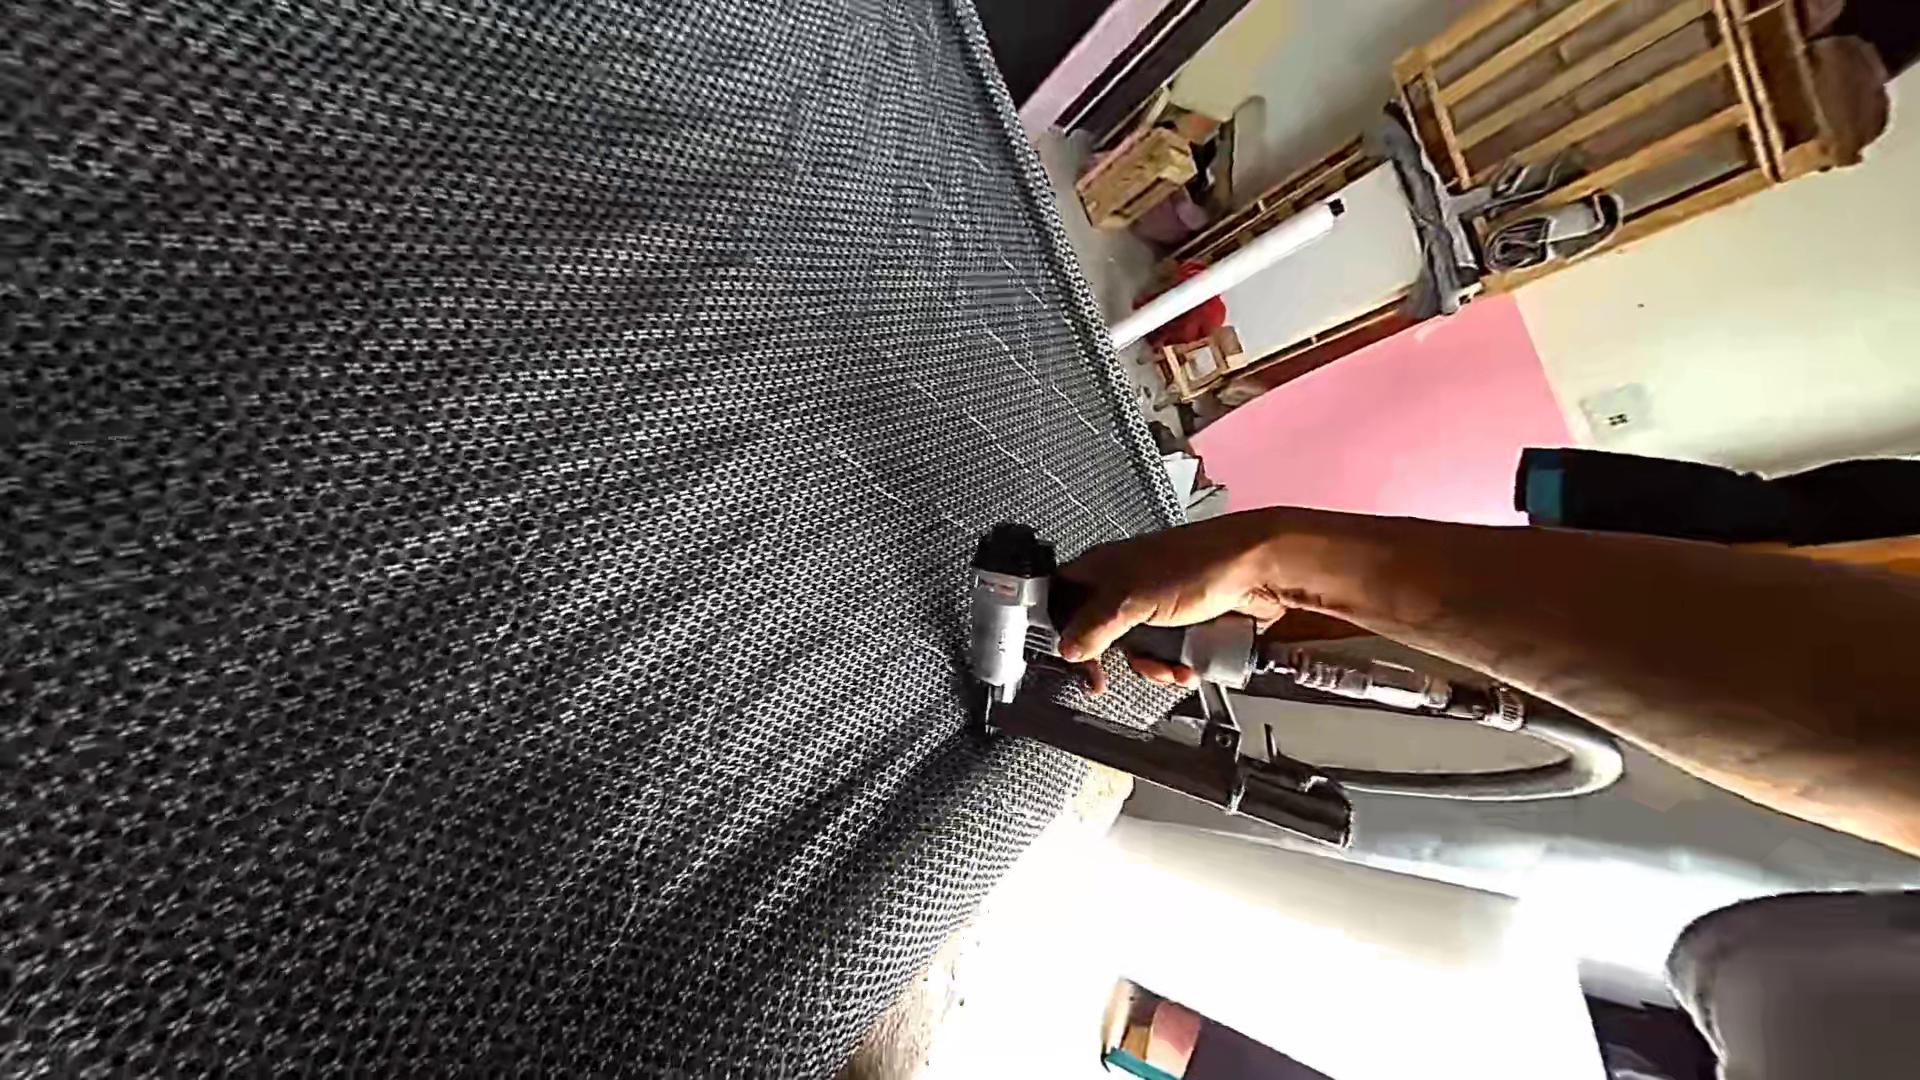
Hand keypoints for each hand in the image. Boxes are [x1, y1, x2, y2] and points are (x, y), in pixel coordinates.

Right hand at [1056, 511, 1293, 689]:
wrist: (1259, 568)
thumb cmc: (1193, 566)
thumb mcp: (1131, 600)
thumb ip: (1094, 626)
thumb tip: (1067, 649)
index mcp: (1102, 569)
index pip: (1063, 599)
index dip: (1061, 628)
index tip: (1069, 657)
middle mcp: (1123, 584)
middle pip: (1098, 631)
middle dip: (1110, 659)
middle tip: (1103, 681)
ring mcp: (1153, 602)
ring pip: (1133, 646)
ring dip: (1148, 666)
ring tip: (1167, 671)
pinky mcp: (1181, 619)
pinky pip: (1164, 650)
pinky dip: (1171, 664)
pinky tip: (1185, 669)